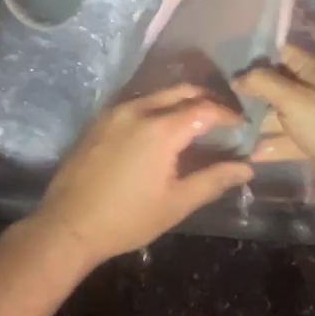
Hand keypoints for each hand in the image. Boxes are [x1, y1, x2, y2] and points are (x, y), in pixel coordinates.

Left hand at [32, 85, 253, 264]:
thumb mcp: (177, 203)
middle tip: (224, 117)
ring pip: (159, 93)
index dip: (228, 114)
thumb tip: (246, 167)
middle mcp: (140, 108)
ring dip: (182, 100)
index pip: (205, 109)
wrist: (68, 224)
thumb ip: (214, 180)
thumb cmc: (127, 218)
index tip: (242, 125)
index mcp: (162, 128)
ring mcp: (117, 110)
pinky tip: (163, 127)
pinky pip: (138, 101)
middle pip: (183, 90)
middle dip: (207, 99)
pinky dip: (158, 106)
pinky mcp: (101, 118)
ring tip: (197, 120)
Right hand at [236, 45, 314, 207]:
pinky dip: (270, 144)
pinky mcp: (313, 141)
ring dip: (258, 120)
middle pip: (278, 83)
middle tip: (223, 98)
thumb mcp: (292, 98)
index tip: (229, 64)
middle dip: (253, 91)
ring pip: (280, 113)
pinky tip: (247, 151)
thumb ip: (262, 83)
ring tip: (228, 126)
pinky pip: (286, 137)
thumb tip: (237, 78)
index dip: (257, 56)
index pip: (282, 52)